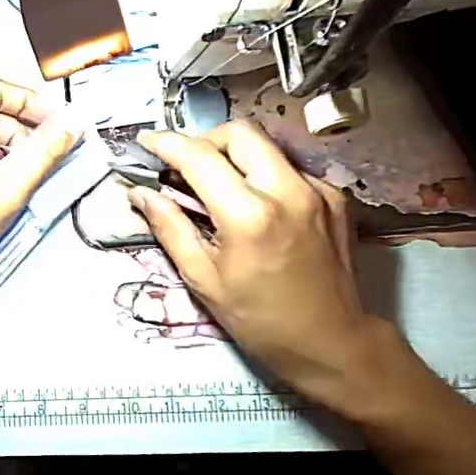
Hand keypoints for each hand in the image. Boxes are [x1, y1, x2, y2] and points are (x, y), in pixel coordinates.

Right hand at [130, 122, 411, 414]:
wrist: (330, 342)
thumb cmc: (259, 320)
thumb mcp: (204, 280)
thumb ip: (170, 228)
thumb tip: (140, 193)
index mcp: (249, 216)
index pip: (200, 157)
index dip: (167, 143)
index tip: (148, 143)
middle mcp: (287, 191)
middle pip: (239, 132)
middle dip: (206, 140)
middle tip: (188, 166)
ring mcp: (317, 190)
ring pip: (267, 146)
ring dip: (237, 156)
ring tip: (221, 188)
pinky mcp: (335, 197)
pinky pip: (290, 169)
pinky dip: (266, 178)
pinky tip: (260, 208)